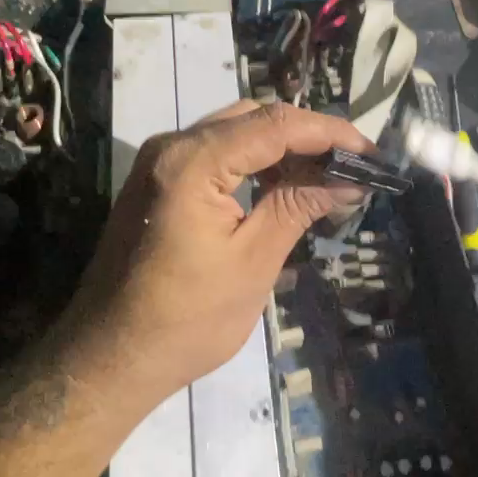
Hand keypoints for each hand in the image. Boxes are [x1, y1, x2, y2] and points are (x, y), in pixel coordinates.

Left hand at [62, 101, 371, 398]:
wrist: (107, 358)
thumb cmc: (184, 320)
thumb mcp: (252, 263)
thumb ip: (298, 205)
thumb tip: (349, 177)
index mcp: (192, 161)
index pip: (274, 125)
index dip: (328, 132)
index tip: (370, 152)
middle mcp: (172, 144)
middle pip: (253, 118)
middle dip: (307, 136)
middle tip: (351, 165)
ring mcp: (160, 158)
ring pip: (235, 130)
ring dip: (281, 147)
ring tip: (325, 176)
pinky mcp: (158, 177)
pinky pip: (215, 150)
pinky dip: (252, 160)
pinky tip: (281, 185)